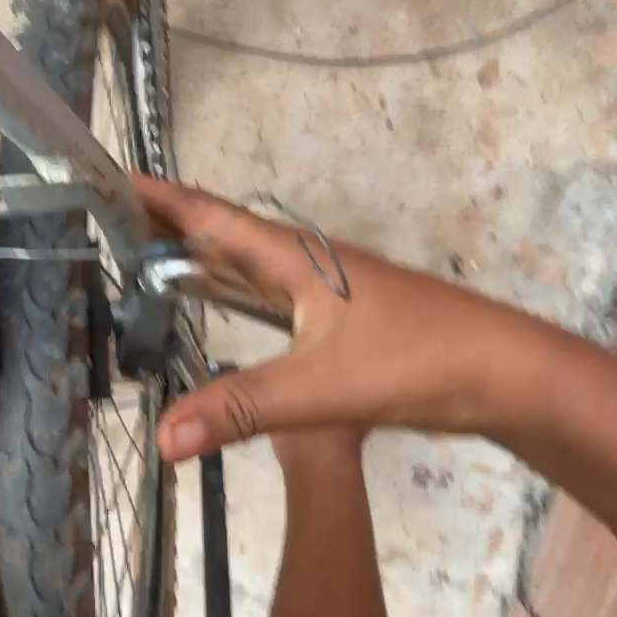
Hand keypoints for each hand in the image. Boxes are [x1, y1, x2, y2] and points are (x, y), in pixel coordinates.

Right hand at [138, 176, 547, 460]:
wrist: (508, 373)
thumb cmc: (416, 359)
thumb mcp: (322, 385)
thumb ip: (241, 408)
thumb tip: (161, 438)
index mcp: (291, 257)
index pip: (209, 215)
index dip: (158, 197)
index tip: (108, 177)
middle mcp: (301, 261)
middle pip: (220, 231)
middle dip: (164, 221)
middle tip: (108, 219)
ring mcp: (322, 288)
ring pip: (244, 261)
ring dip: (196, 253)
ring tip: (146, 255)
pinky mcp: (337, 315)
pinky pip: (263, 291)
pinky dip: (227, 287)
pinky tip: (217, 303)